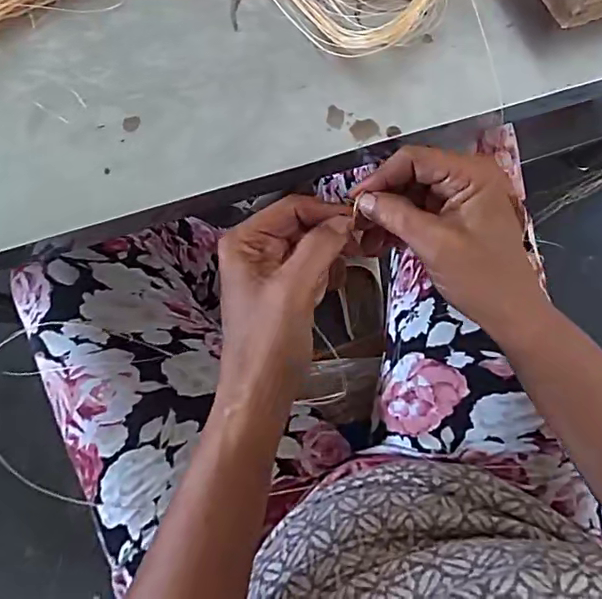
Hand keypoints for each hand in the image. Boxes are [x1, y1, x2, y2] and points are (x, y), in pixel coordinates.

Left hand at [216, 195, 353, 414]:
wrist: (260, 394)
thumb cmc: (265, 346)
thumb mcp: (294, 289)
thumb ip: (319, 248)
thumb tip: (343, 221)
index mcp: (244, 241)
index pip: (290, 207)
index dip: (324, 211)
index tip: (356, 220)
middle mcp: (252, 249)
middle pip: (300, 223)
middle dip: (329, 235)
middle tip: (357, 244)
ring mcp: (266, 269)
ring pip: (308, 245)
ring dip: (328, 256)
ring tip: (337, 275)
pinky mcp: (281, 288)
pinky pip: (309, 266)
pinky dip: (324, 273)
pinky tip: (326, 290)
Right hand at [349, 145, 547, 334]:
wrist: (514, 317)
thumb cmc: (483, 279)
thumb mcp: (433, 244)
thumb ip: (395, 215)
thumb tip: (363, 199)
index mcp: (472, 174)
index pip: (414, 159)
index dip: (381, 176)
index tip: (357, 199)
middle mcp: (469, 176)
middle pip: (411, 174)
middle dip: (383, 196)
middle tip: (357, 217)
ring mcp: (463, 195)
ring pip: (411, 191)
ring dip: (388, 211)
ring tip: (365, 233)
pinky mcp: (456, 213)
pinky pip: (420, 207)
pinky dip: (400, 221)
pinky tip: (381, 238)